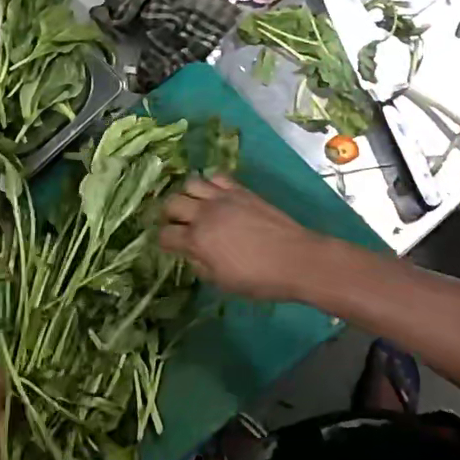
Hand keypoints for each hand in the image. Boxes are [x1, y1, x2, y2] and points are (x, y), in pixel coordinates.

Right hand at [159, 175, 330, 300]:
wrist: (296, 260)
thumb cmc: (259, 279)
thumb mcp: (222, 283)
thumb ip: (201, 266)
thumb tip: (193, 255)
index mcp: (197, 240)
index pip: (165, 234)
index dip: (163, 240)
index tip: (169, 245)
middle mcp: (205, 214)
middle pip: (172, 202)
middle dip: (169, 214)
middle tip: (177, 223)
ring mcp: (223, 198)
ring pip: (191, 183)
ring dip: (188, 194)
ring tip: (195, 204)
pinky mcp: (241, 190)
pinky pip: (217, 176)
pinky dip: (211, 183)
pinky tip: (216, 195)